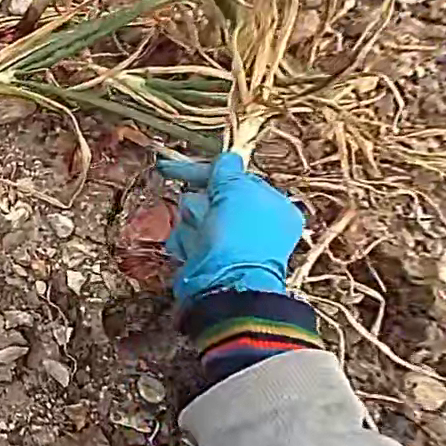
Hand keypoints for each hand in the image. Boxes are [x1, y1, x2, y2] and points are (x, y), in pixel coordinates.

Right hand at [156, 152, 303, 304]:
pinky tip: (192, 251)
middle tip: (203, 216)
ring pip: (196, 218)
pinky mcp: (208, 260)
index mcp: (273, 208)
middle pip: (211, 199)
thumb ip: (227, 170)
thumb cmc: (237, 234)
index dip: (207, 173)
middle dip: (200, 203)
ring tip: (199, 238)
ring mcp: (231, 244)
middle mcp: (255, 226)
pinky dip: (186, 242)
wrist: (224, 285)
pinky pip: (189, 239)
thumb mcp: (235, 189)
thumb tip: (225, 160)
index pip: (235, 180)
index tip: (172, 168)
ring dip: (192, 223)